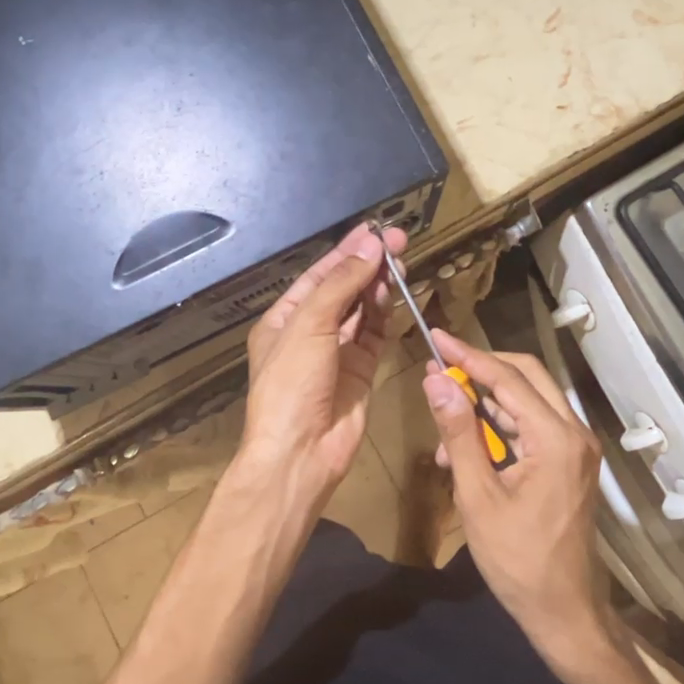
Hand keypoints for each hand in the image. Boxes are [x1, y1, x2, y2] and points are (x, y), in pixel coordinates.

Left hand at [231, 223, 406, 514]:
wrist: (301, 452)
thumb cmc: (290, 384)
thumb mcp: (308, 326)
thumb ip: (341, 285)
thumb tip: (370, 247)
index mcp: (283, 320)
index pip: (318, 277)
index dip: (346, 252)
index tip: (375, 231)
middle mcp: (309, 333)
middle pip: (342, 290)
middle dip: (367, 266)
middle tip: (398, 242)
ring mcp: (337, 353)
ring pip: (362, 311)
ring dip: (378, 286)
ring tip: (400, 263)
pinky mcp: (362, 372)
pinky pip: (375, 335)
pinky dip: (385, 314)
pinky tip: (395, 293)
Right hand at [423, 330, 610, 672]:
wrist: (563, 611)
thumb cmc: (517, 560)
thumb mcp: (477, 496)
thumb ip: (458, 433)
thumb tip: (436, 381)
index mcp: (557, 439)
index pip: (508, 380)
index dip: (468, 356)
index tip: (435, 337)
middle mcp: (575, 434)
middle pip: (526, 378)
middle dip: (481, 368)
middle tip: (439, 365)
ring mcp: (575, 449)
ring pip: (528, 402)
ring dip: (486, 404)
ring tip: (443, 423)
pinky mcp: (569, 464)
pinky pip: (532, 428)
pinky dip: (498, 429)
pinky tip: (464, 450)